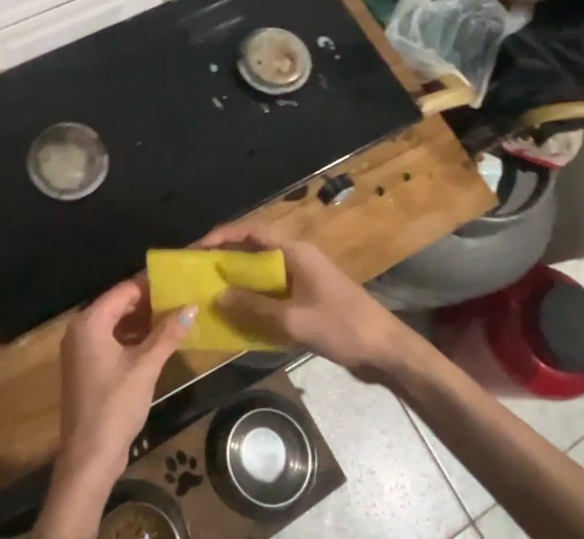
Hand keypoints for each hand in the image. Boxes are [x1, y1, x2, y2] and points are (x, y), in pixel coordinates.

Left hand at [55, 279, 194, 483]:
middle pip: (118, 306)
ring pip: (115, 324)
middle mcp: (81, 330)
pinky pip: (111, 342)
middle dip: (148, 304)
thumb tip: (191, 307)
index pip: (123, 291)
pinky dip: (132, 340)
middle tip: (181, 300)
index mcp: (89, 322)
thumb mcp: (145, 367)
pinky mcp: (87, 367)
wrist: (89, 455)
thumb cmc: (115, 405)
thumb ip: (168, 334)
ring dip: (142, 323)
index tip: (177, 281)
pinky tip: (158, 344)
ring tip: (175, 318)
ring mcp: (81, 350)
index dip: (150, 285)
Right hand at [202, 222, 414, 379]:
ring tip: (210, 297)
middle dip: (225, 261)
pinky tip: (238, 319)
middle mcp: (297, 260)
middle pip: (253, 252)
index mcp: (295, 253)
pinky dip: (254, 302)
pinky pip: (272, 295)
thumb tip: (218, 296)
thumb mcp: (294, 320)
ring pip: (261, 275)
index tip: (196, 248)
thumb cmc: (343, 327)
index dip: (222, 236)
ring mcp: (303, 280)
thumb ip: (254, 307)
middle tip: (196, 275)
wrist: (386, 351)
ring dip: (238, 285)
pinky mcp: (307, 300)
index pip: (252, 232)